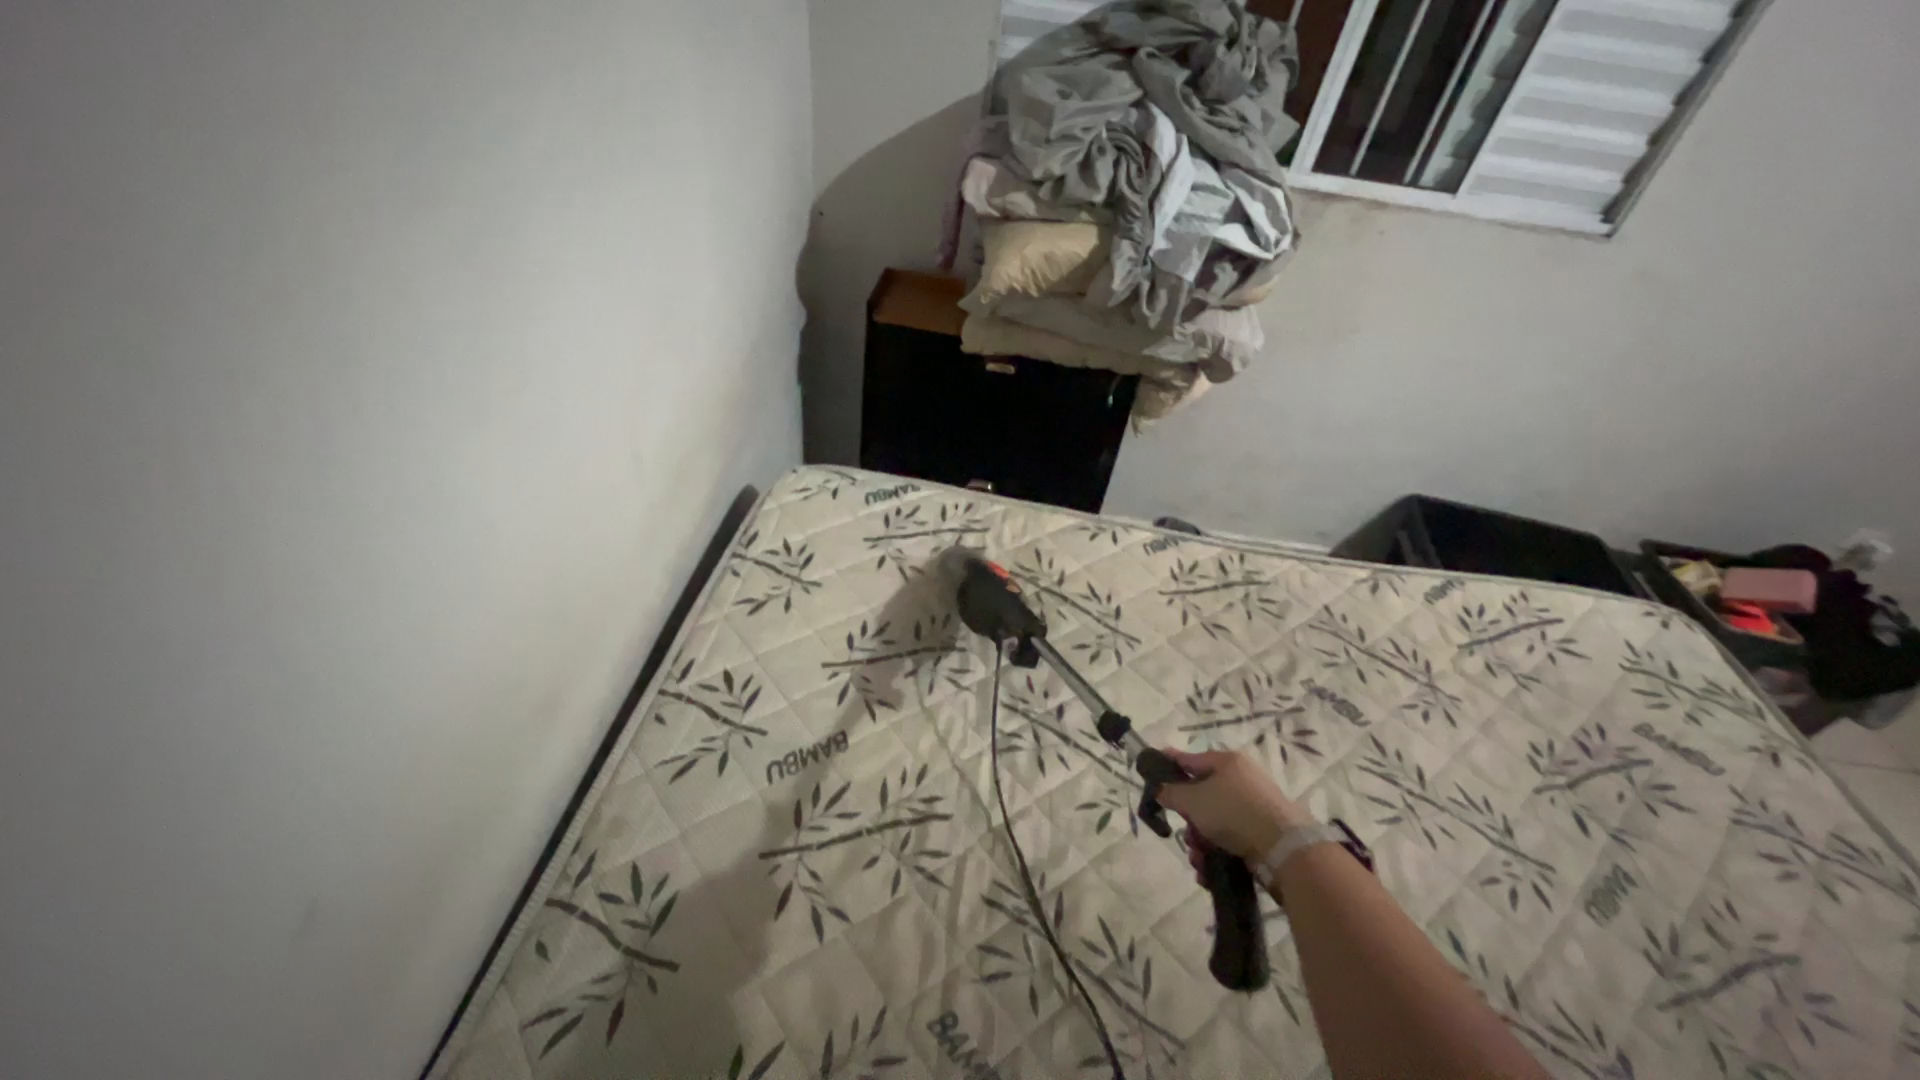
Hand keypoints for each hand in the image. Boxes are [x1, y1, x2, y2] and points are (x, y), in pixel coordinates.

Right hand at [1155, 747, 1311, 863]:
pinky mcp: (1260, 835)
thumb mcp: (1193, 800)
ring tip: (1198, 859)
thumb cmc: (1232, 812)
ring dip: (1200, 844)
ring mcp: (1252, 809)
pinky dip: (1215, 855)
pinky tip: (1207, 871)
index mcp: (1227, 763)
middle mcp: (1241, 782)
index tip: (1151, 770)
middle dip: (1188, 821)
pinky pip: (1228, 841)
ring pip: (1213, 824)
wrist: (1282, 847)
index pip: (1190, 759)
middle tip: (1185, 834)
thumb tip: (1161, 790)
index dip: (1169, 764)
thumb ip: (1171, 793)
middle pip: (1201, 798)